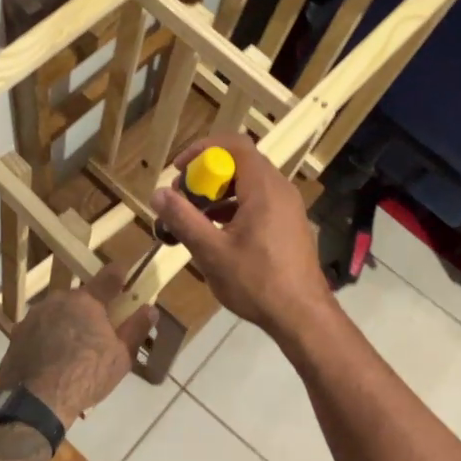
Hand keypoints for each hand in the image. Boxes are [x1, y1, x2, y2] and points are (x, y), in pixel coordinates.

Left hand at [0, 260, 156, 423]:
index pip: (107, 278)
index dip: (118, 275)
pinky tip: (51, 361)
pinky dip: (46, 340)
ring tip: (72, 351)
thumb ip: (135, 329)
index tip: (124, 272)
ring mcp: (33, 316)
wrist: (37, 400)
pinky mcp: (16, 335)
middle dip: (89, 310)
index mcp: (86, 301)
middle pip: (79, 299)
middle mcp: (57, 300)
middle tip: (96, 332)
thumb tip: (151, 309)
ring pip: (56, 314)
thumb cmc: (87, 376)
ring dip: (66, 324)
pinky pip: (39, 331)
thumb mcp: (121, 357)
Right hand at [153, 133, 334, 332]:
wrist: (302, 315)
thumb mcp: (212, 252)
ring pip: (248, 184)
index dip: (202, 149)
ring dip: (218, 194)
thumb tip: (158, 193)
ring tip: (195, 219)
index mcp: (263, 189)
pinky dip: (234, 207)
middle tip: (182, 199)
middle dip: (206, 175)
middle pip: (240, 162)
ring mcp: (288, 207)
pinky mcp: (289, 224)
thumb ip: (183, 219)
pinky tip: (218, 234)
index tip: (179, 170)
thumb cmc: (257, 282)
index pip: (234, 145)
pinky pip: (259, 201)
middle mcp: (280, 189)